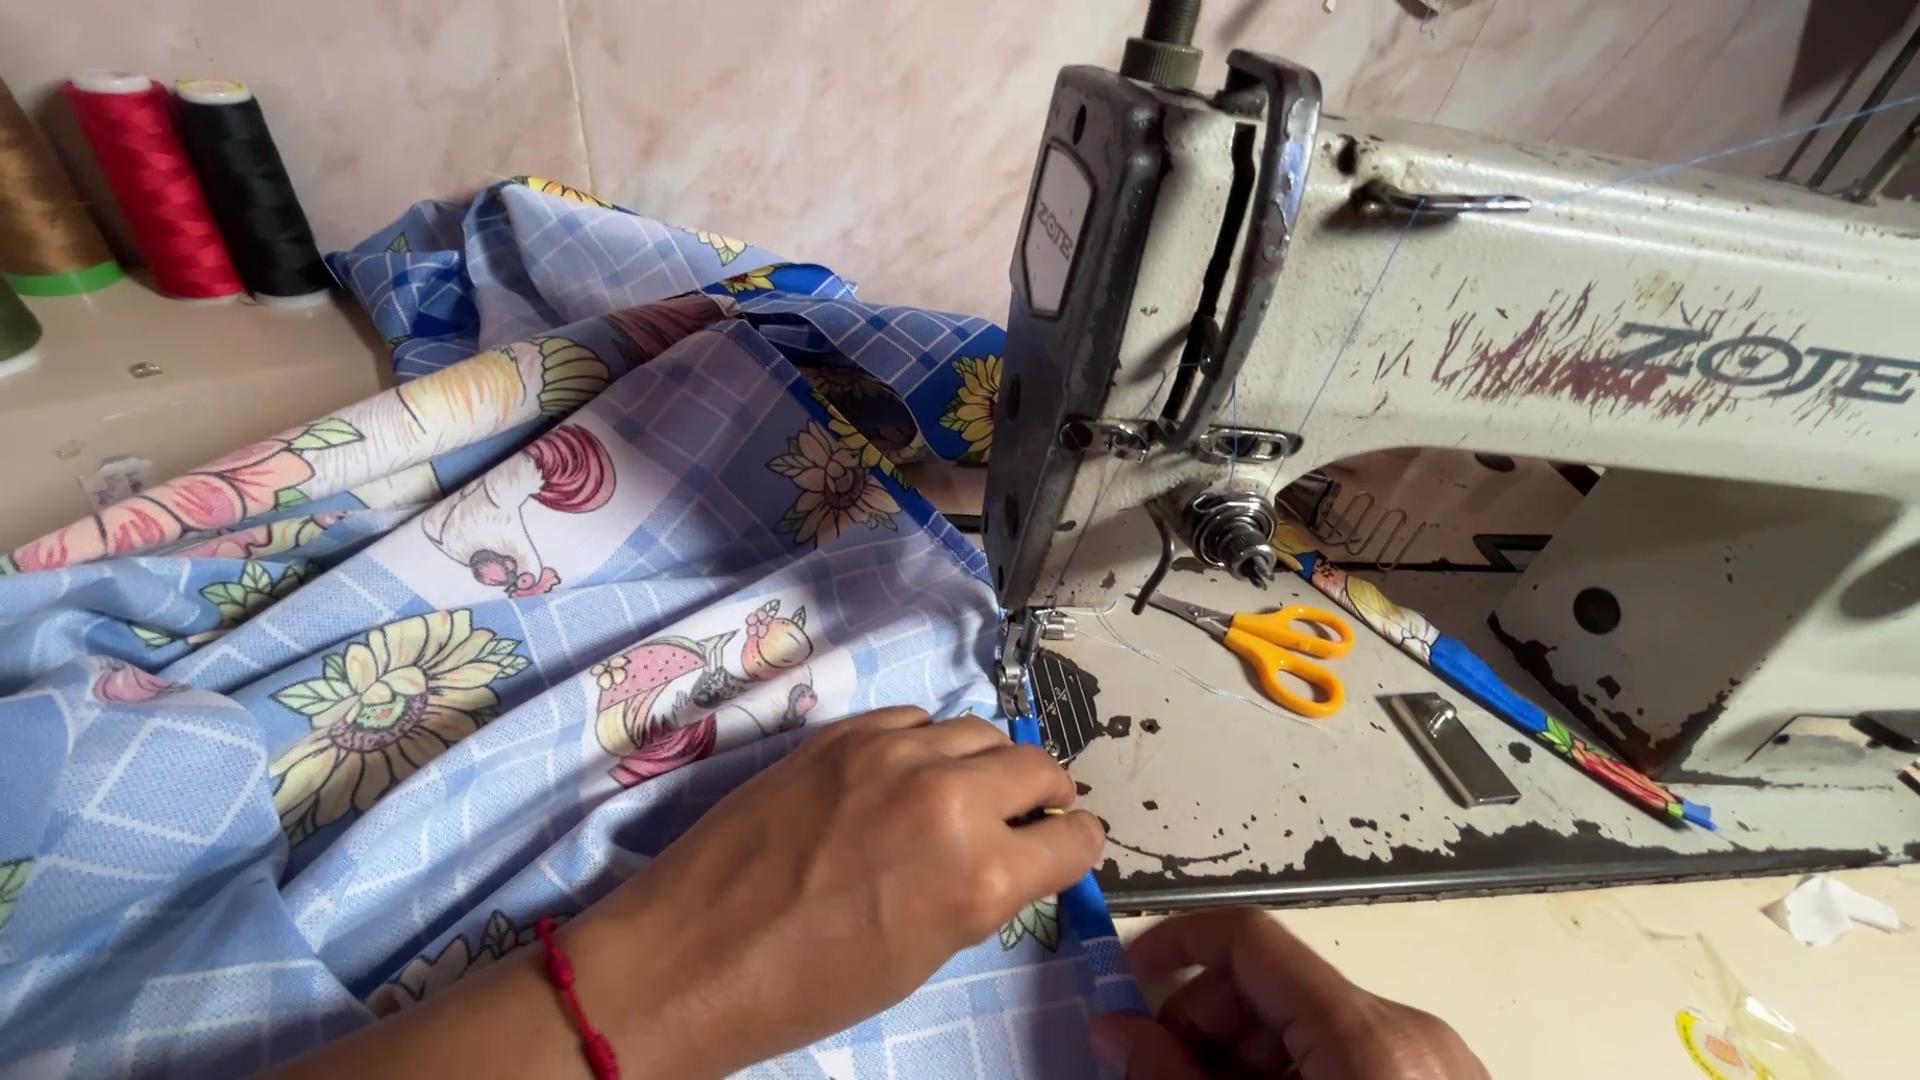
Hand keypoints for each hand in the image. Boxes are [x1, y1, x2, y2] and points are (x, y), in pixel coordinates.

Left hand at [568, 706, 1106, 1076]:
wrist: (693, 953)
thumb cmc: (812, 983)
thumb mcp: (926, 952)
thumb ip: (984, 889)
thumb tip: (1015, 848)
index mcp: (979, 877)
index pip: (1073, 839)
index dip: (1078, 843)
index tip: (1070, 841)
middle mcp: (949, 799)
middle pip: (1037, 766)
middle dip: (1048, 791)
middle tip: (1034, 808)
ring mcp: (893, 752)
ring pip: (981, 730)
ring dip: (991, 761)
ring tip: (971, 785)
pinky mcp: (846, 730)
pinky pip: (918, 718)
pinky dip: (930, 742)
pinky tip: (910, 769)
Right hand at [1089, 908, 1487, 1079]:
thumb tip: (1114, 1028)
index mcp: (1366, 1034)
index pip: (1249, 941)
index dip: (1177, 943)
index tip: (1128, 979)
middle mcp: (1407, 1034)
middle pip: (1272, 986)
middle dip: (1203, 1025)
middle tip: (1161, 1078)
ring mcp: (1433, 1071)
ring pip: (1302, 1030)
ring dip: (1239, 1065)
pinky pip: (1341, 1066)